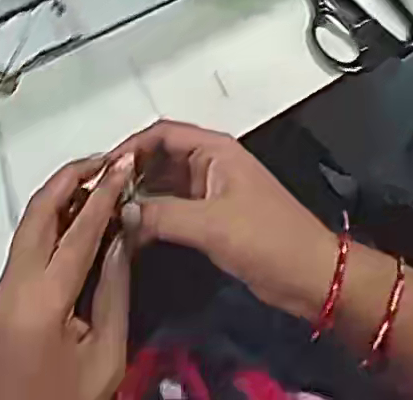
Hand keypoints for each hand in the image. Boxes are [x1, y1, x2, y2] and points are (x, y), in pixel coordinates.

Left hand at [0, 154, 134, 399]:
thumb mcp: (106, 358)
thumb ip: (115, 290)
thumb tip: (122, 238)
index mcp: (44, 298)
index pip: (79, 228)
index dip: (105, 191)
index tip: (124, 164)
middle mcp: (17, 280)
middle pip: (42, 208)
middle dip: (73, 174)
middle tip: (106, 160)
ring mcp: (7, 284)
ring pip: (31, 218)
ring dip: (61, 190)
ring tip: (95, 176)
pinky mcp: (6, 291)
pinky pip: (29, 235)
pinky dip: (52, 211)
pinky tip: (75, 210)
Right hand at [110, 121, 338, 322]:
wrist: (312, 277)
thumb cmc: (268, 239)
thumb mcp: (212, 225)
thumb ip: (164, 216)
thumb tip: (121, 214)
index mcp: (214, 149)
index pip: (162, 134)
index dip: (131, 146)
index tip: (104, 167)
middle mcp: (209, 162)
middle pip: (160, 156)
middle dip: (131, 171)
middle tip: (100, 191)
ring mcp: (210, 189)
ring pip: (164, 182)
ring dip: (140, 194)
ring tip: (109, 210)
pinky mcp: (211, 215)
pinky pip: (172, 205)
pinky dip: (153, 213)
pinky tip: (132, 228)